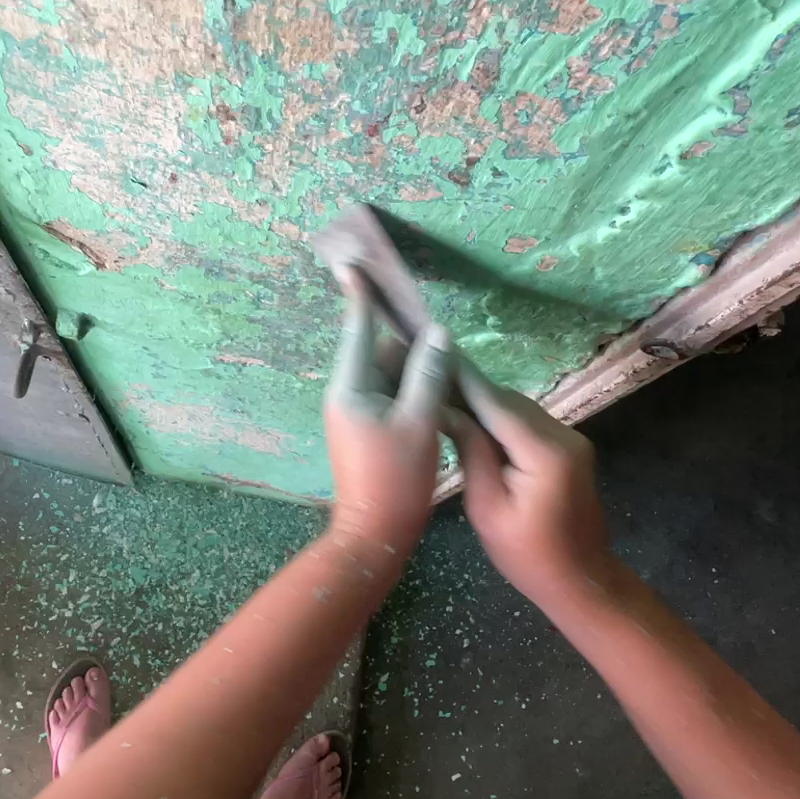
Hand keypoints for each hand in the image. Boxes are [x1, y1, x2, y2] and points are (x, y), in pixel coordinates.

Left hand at [324, 269, 454, 543]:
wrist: (376, 534)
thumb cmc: (395, 479)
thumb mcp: (420, 422)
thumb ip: (429, 374)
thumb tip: (437, 334)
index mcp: (350, 386)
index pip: (356, 330)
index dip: (359, 296)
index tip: (354, 264)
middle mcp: (347, 393)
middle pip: (380, 351)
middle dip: (411, 345)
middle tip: (447, 342)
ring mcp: (356, 411)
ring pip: (389, 373)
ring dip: (417, 369)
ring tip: (451, 367)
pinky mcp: (368, 426)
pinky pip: (392, 393)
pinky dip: (413, 389)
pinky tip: (440, 391)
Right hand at [446, 367, 611, 607]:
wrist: (581, 582)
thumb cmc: (527, 556)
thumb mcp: (487, 507)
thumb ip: (472, 452)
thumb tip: (447, 409)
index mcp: (544, 452)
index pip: (495, 403)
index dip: (463, 377)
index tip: (435, 352)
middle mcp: (564, 435)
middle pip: (508, 401)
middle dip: (470, 389)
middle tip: (429, 378)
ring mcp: (572, 439)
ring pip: (518, 408)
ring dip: (484, 404)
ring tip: (444, 397)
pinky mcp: (570, 446)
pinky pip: (529, 422)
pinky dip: (501, 419)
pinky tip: (474, 421)